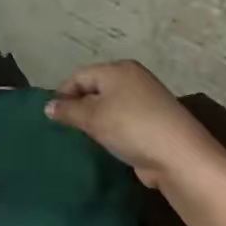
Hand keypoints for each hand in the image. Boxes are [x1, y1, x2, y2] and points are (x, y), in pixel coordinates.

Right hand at [45, 61, 225, 188]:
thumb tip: (48, 106)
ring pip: (108, 108)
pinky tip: (102, 146)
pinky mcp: (151, 123)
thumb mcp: (93, 117)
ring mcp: (145, 102)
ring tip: (80, 139)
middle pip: (95, 90)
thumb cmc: (130, 127)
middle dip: (77, 108)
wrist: (176, 155)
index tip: (50, 118)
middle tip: (63, 130)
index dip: (62, 93)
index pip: (80, 75)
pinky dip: (110, 132)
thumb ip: (68, 110)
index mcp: (119, 69)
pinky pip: (121, 123)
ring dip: (94, 122)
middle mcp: (133, 80)